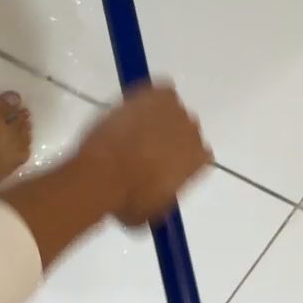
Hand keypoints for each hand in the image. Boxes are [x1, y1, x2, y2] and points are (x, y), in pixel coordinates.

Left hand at [75, 82, 213, 226]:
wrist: (102, 176)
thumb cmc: (127, 201)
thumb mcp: (151, 213)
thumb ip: (163, 201)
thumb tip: (159, 197)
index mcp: (199, 162)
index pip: (200, 156)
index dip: (180, 159)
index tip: (162, 164)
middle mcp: (194, 134)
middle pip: (186, 131)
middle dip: (168, 137)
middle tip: (143, 147)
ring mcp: (176, 111)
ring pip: (171, 110)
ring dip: (157, 118)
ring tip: (133, 130)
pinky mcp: (157, 94)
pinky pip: (160, 90)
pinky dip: (150, 96)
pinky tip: (134, 109)